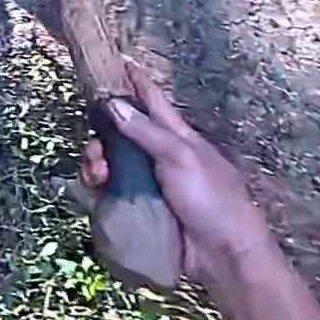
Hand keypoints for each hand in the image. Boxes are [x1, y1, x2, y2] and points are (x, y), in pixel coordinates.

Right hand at [81, 62, 270, 284]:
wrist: (223, 256)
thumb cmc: (212, 199)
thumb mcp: (181, 158)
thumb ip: (146, 131)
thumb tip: (113, 104)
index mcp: (176, 136)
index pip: (153, 101)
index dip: (138, 82)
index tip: (123, 62)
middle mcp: (159, 155)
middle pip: (120, 133)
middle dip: (101, 135)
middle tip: (96, 152)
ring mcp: (148, 181)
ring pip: (111, 161)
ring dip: (97, 163)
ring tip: (98, 175)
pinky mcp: (140, 206)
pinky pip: (110, 189)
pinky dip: (98, 187)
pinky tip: (98, 191)